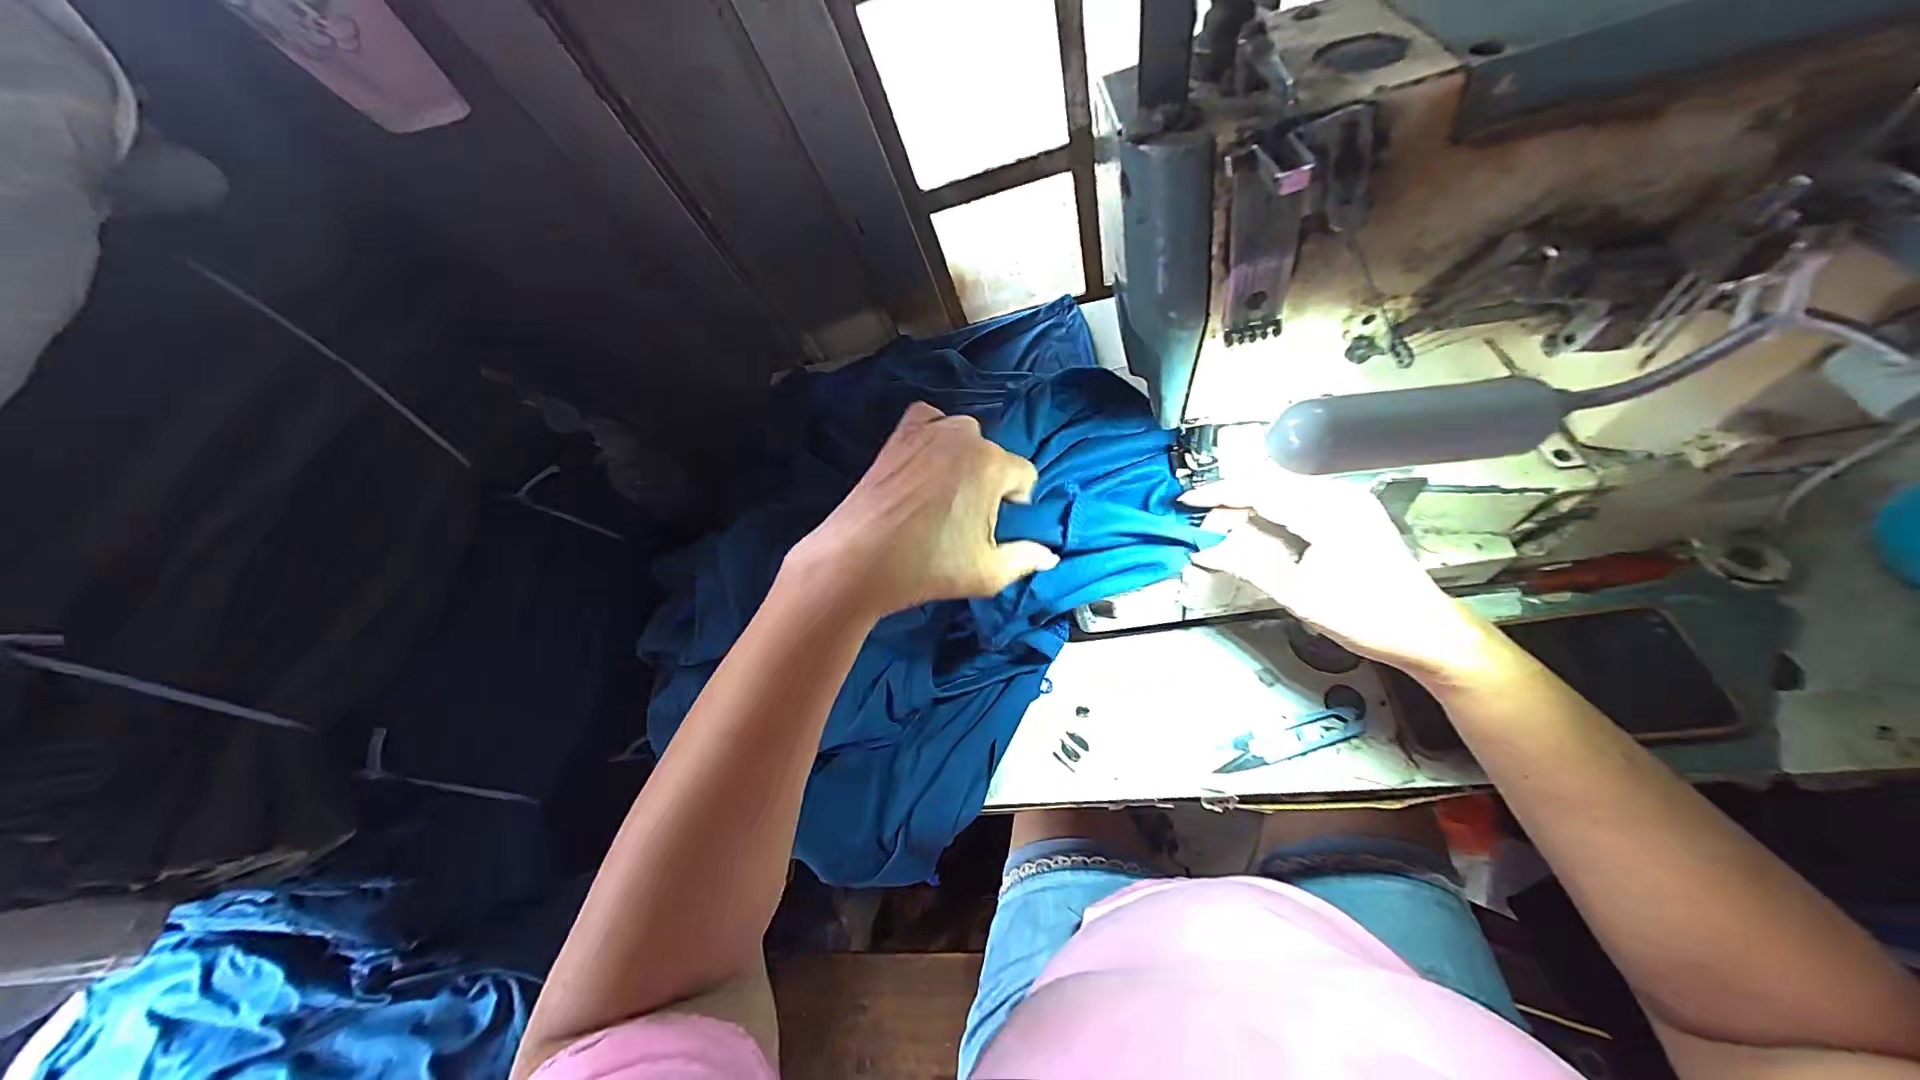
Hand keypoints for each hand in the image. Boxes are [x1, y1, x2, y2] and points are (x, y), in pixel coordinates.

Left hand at [786, 402, 1059, 618]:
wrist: (858, 559)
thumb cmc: (927, 566)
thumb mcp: (987, 573)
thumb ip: (1025, 559)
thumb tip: (1049, 556)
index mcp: (993, 465)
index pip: (1024, 475)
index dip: (1015, 501)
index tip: (998, 524)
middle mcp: (964, 438)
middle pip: (994, 455)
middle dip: (989, 480)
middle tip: (966, 516)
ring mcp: (928, 432)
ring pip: (963, 437)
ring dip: (963, 458)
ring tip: (945, 493)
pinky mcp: (898, 436)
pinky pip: (928, 420)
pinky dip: (932, 434)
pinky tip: (926, 462)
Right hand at [1187, 464, 1500, 679]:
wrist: (1427, 631)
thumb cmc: (1373, 616)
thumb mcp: (1296, 593)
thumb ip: (1246, 564)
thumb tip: (1207, 550)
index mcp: (1330, 511)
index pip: (1260, 489)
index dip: (1219, 494)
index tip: (1189, 501)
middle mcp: (1342, 497)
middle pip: (1269, 485)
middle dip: (1231, 504)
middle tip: (1205, 527)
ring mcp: (1350, 503)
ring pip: (1283, 492)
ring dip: (1250, 509)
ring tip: (1225, 532)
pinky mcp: (1352, 514)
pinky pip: (1300, 502)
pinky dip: (1272, 514)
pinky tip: (1257, 531)